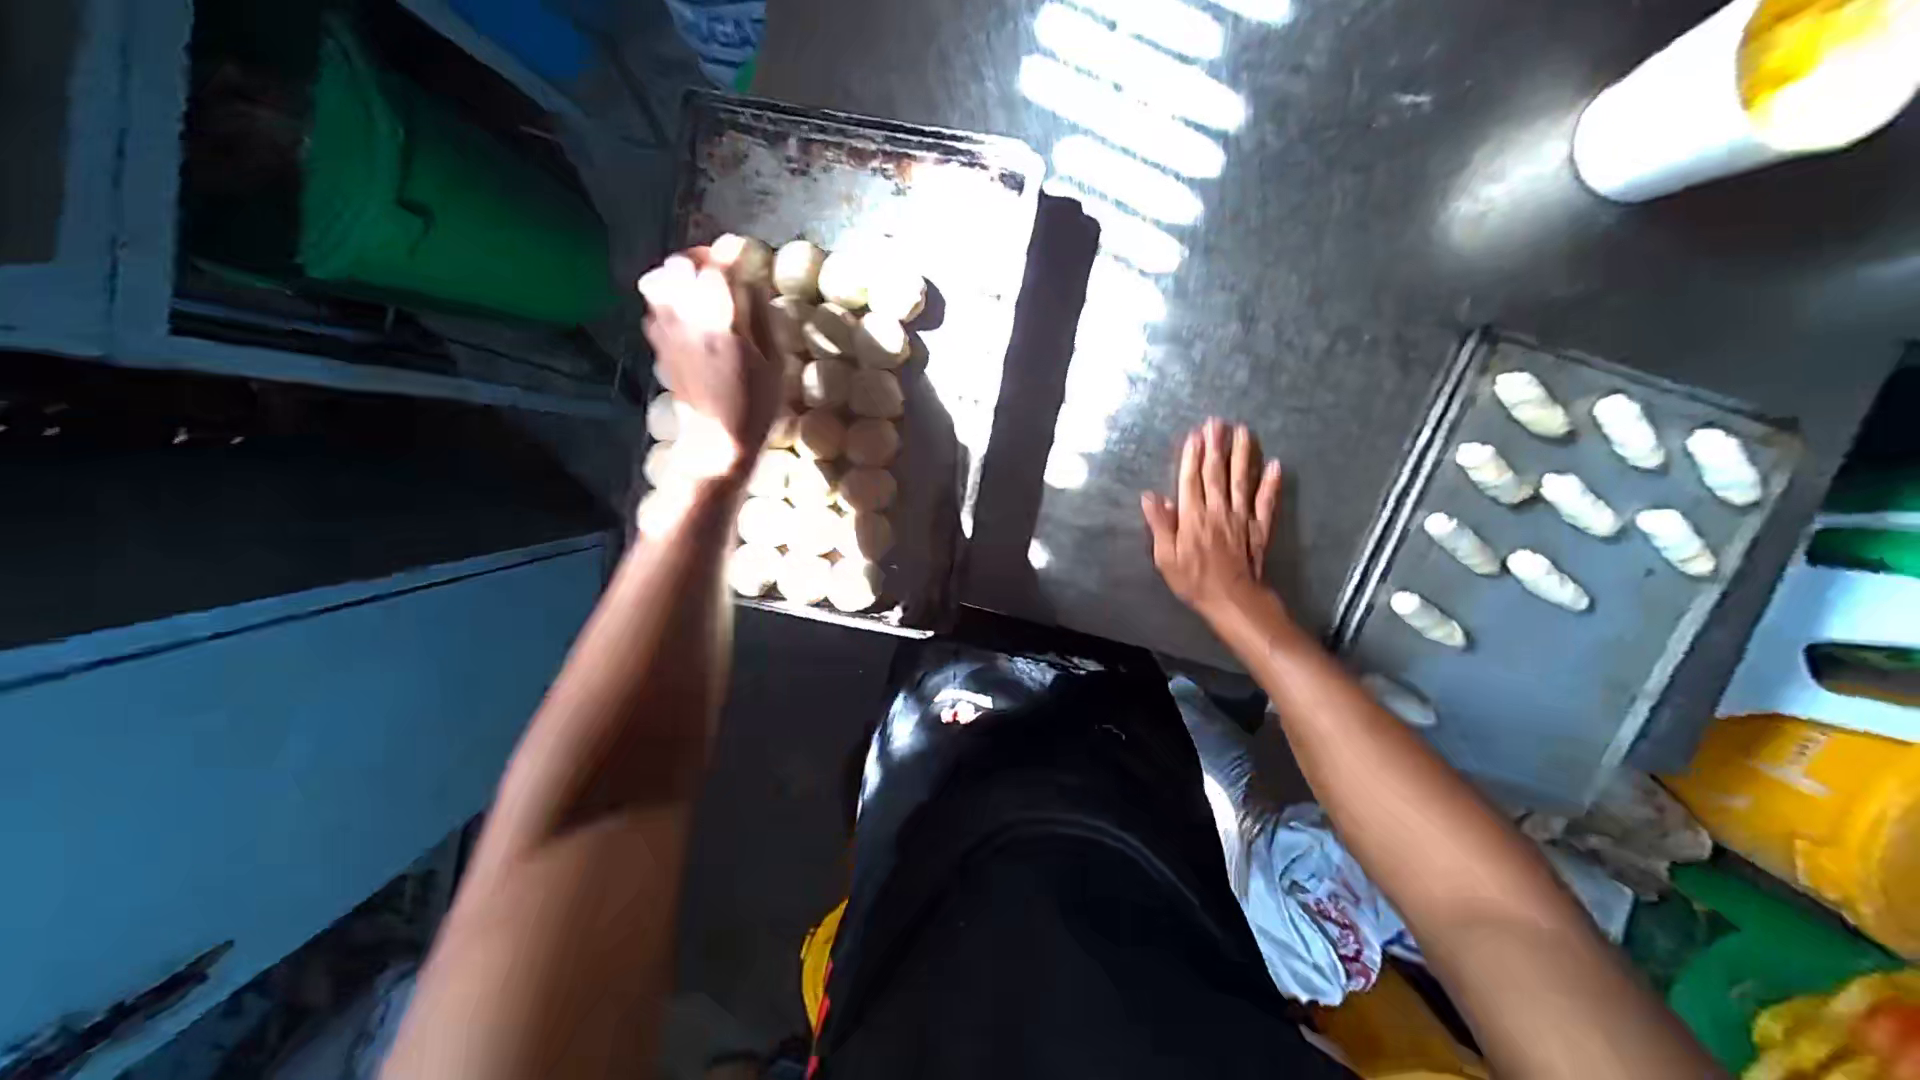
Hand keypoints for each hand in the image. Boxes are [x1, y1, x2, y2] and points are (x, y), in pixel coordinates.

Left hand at [638, 240, 781, 479]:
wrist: (716, 443)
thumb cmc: (756, 407)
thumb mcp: (774, 362)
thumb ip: (760, 315)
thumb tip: (749, 282)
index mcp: (721, 321)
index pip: (719, 267)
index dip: (731, 253)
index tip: (743, 251)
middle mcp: (687, 318)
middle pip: (681, 265)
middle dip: (701, 258)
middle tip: (721, 268)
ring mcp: (667, 331)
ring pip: (659, 280)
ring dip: (680, 275)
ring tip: (700, 286)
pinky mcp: (658, 345)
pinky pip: (654, 305)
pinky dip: (668, 297)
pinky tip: (687, 312)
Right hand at [1141, 418, 1283, 619]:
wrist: (1233, 600)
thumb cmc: (1193, 581)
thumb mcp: (1165, 557)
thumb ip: (1160, 525)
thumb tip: (1151, 496)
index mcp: (1192, 517)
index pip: (1190, 479)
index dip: (1192, 456)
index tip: (1194, 435)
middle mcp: (1217, 510)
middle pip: (1216, 473)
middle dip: (1216, 446)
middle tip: (1217, 422)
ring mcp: (1241, 517)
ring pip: (1241, 480)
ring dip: (1242, 454)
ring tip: (1243, 431)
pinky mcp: (1259, 528)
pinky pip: (1265, 502)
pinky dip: (1271, 483)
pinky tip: (1275, 465)